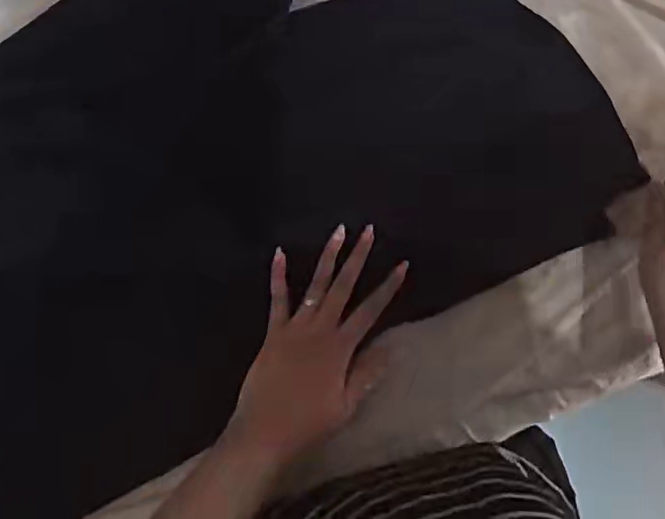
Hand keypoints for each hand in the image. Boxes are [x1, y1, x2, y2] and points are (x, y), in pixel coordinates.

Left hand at [222, 226, 407, 467]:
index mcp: (340, 346)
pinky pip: (277, 299)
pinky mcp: (274, 331)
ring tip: (339, 231)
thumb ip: (366, 374)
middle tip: (368, 230)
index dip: (388, 286)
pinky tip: (278, 253)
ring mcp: (296, 326)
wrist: (262, 434)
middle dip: (358, 256)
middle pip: (344, 286)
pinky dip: (278, 275)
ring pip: (316, 284)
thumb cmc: (307, 424)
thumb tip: (390, 347)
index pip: (370, 310)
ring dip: (329, 256)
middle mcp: (321, 328)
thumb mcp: (345, 406)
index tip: (402, 264)